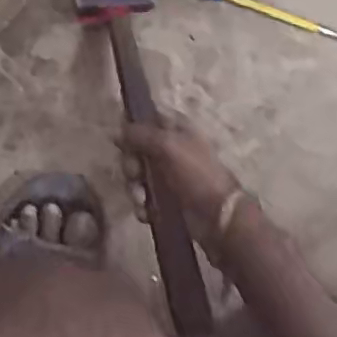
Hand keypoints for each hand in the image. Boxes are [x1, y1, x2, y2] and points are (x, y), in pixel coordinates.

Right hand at [122, 115, 244, 245]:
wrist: (220, 219)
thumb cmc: (197, 175)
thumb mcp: (167, 146)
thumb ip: (139, 134)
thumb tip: (116, 131)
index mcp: (176, 129)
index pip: (146, 118)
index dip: (131, 127)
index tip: (123, 141)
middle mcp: (171, 149)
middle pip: (135, 148)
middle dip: (131, 164)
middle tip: (135, 174)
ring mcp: (168, 175)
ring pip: (136, 175)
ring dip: (134, 188)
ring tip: (142, 200)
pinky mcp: (166, 199)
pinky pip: (143, 196)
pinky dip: (142, 204)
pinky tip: (146, 212)